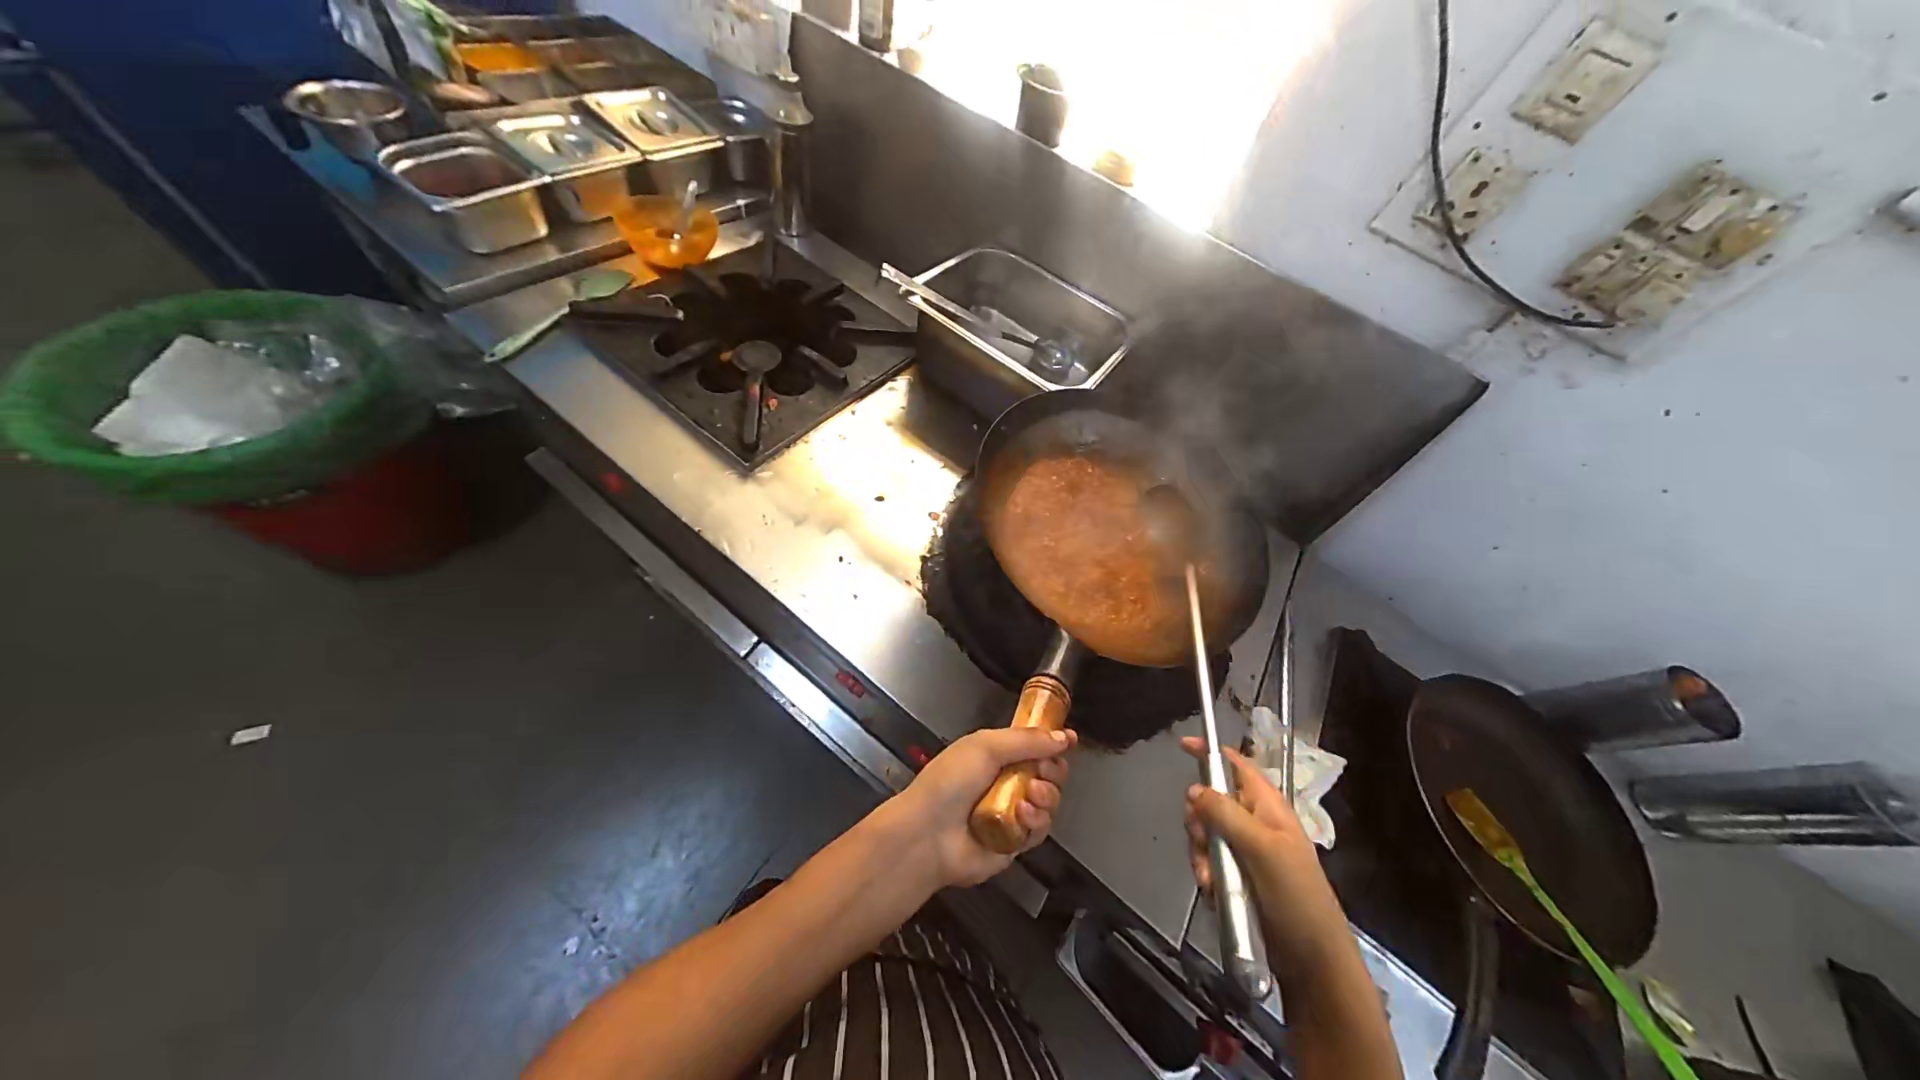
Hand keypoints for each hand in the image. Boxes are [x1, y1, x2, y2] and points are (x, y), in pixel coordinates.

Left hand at [873, 727, 1076, 888]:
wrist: (927, 834)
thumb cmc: (949, 782)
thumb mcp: (985, 746)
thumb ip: (1027, 740)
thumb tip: (1064, 737)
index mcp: (995, 756)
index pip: (1033, 747)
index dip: (1052, 743)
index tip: (1069, 741)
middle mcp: (1006, 783)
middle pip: (1048, 774)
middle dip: (1053, 770)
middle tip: (1043, 771)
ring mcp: (1011, 813)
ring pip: (1049, 802)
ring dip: (1047, 795)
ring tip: (1031, 795)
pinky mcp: (1015, 842)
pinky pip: (1040, 830)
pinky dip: (1037, 820)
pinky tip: (1022, 815)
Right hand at [1181, 737, 1344, 966]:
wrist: (1312, 959)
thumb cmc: (1296, 895)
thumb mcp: (1263, 849)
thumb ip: (1226, 815)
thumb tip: (1193, 788)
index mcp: (1268, 806)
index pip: (1236, 766)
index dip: (1211, 753)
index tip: (1182, 746)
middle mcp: (1254, 822)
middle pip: (1211, 800)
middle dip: (1199, 818)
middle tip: (1203, 839)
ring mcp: (1245, 850)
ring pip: (1205, 833)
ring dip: (1201, 852)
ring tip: (1211, 878)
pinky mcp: (1237, 876)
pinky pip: (1208, 861)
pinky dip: (1205, 872)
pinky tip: (1213, 890)